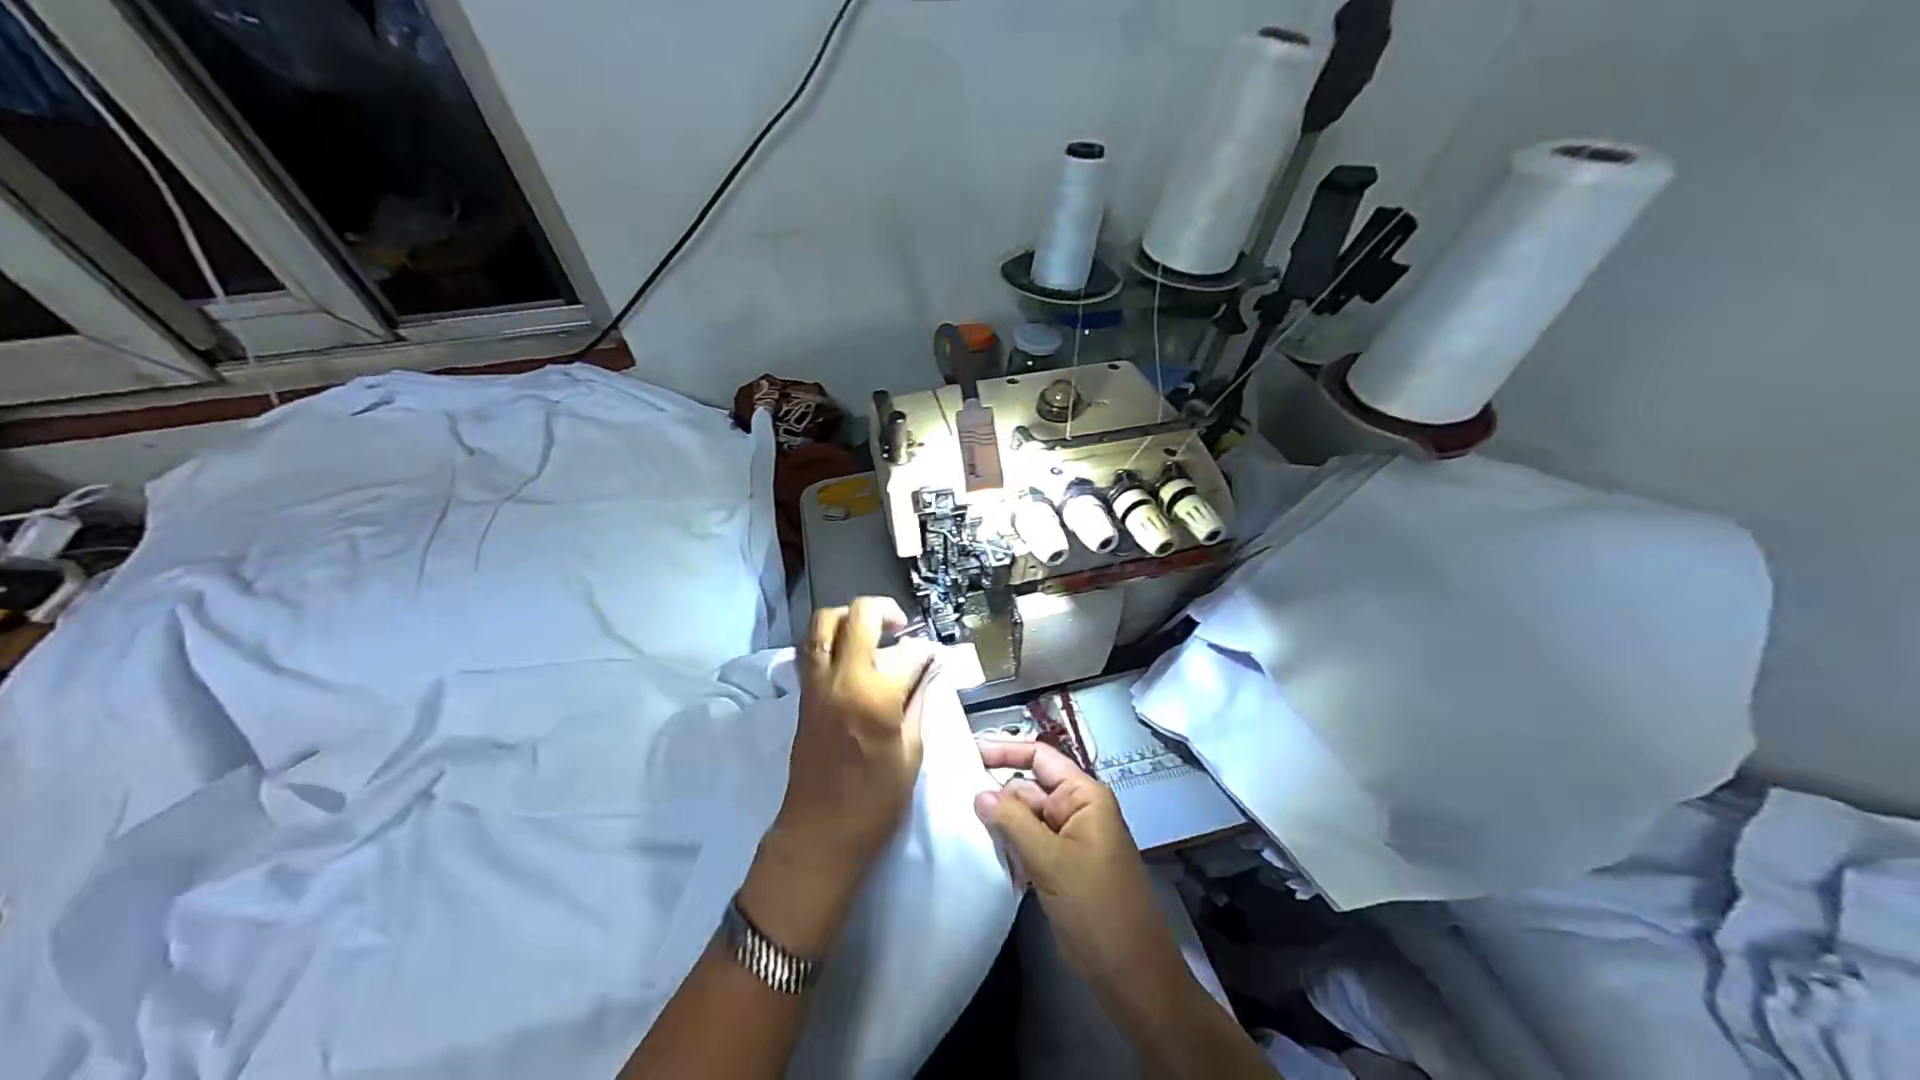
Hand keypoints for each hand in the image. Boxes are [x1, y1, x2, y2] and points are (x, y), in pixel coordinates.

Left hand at [766, 597, 931, 879]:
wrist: (820, 832)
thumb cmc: (875, 801)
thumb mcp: (912, 754)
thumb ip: (918, 705)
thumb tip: (925, 675)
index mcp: (875, 695)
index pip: (908, 653)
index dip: (926, 652)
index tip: (933, 660)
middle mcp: (841, 679)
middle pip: (857, 616)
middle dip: (884, 610)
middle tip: (899, 627)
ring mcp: (816, 684)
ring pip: (822, 623)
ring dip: (848, 616)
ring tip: (869, 631)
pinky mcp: (803, 696)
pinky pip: (811, 649)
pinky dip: (830, 638)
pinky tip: (849, 656)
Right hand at [973, 740, 1180, 986]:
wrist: (1132, 973)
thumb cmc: (1096, 907)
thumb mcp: (1050, 860)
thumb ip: (1012, 822)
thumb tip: (979, 792)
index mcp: (1085, 797)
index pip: (1040, 757)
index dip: (1006, 751)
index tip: (968, 753)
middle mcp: (1078, 811)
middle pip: (1028, 788)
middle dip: (998, 797)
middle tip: (956, 805)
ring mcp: (1070, 840)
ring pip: (1026, 819)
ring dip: (1002, 827)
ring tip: (967, 832)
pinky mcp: (1063, 867)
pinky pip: (1030, 845)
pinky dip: (1011, 849)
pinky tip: (990, 859)